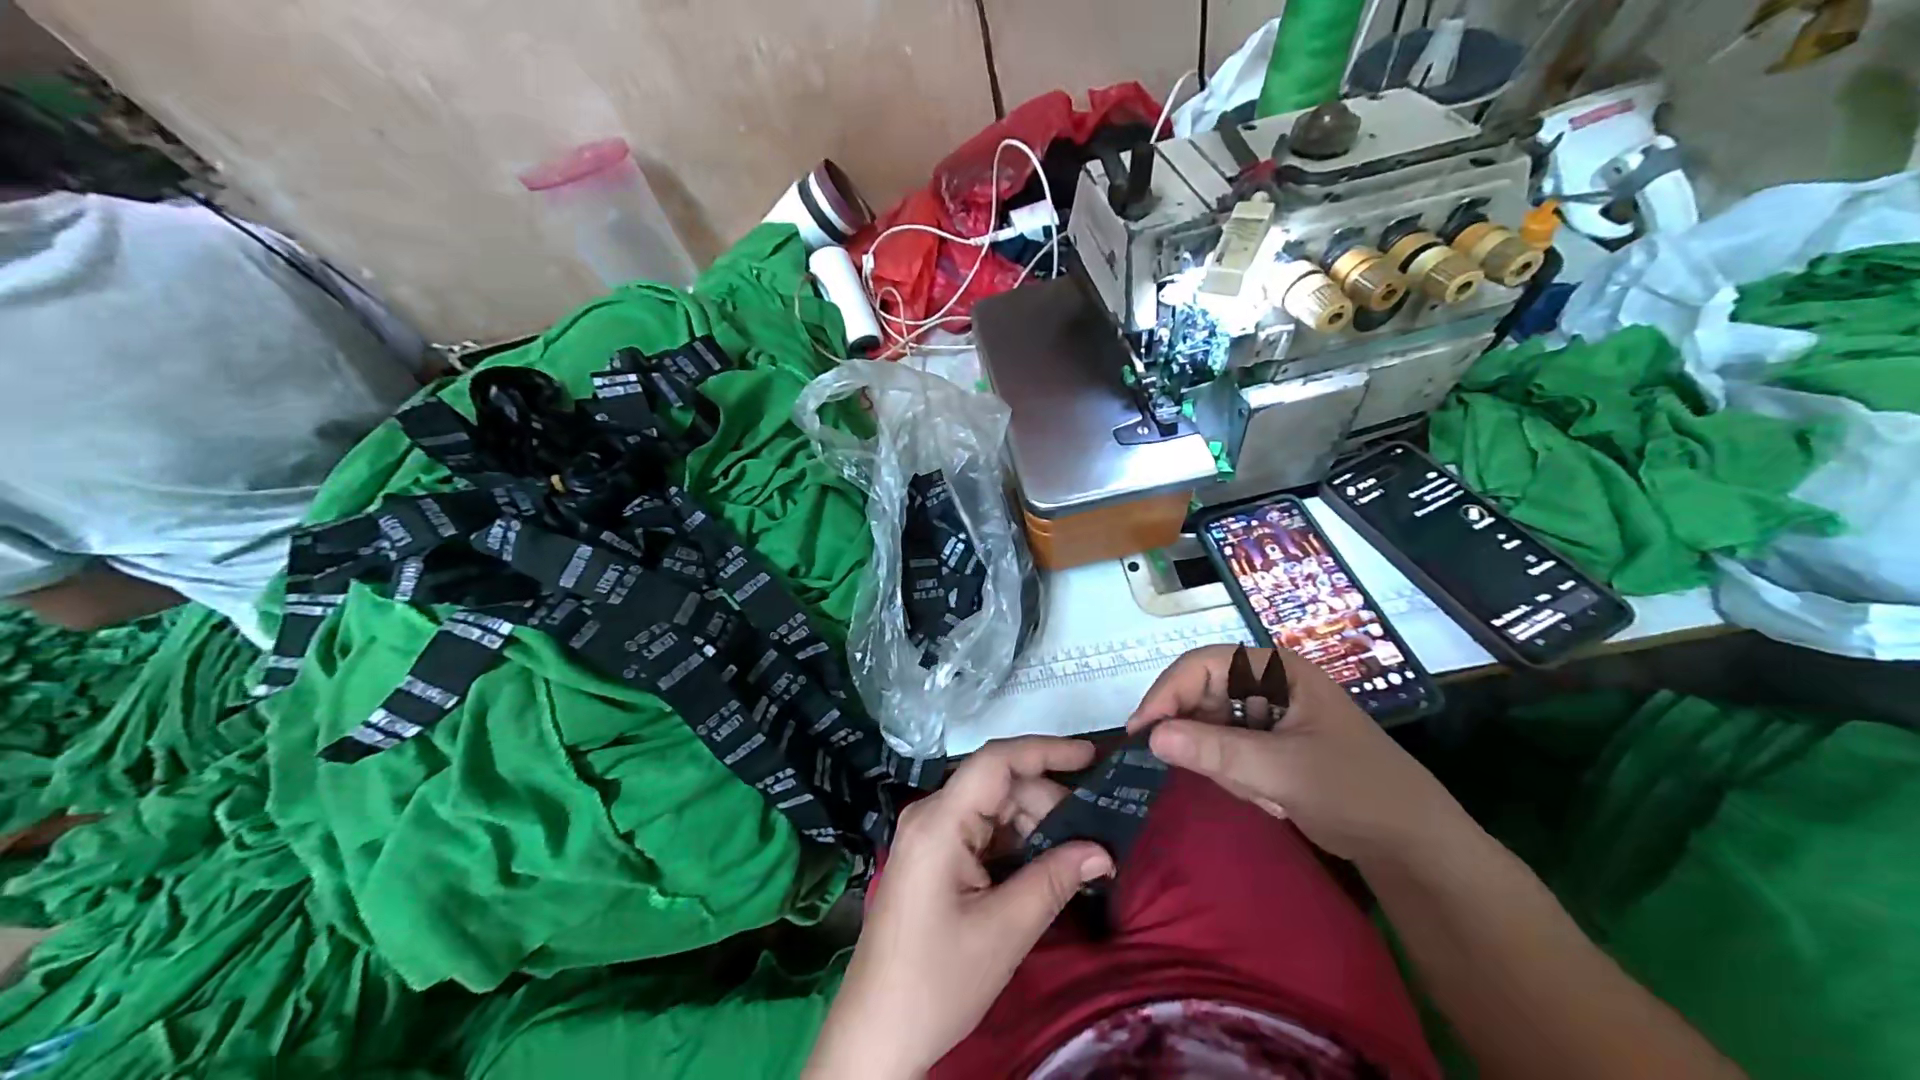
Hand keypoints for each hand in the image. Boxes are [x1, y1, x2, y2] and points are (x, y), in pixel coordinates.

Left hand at [804, 737, 1113, 1078]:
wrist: (876, 1033)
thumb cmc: (937, 981)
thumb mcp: (1005, 930)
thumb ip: (1055, 880)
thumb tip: (1103, 851)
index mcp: (939, 822)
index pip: (996, 761)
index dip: (1046, 750)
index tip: (1092, 756)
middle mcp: (929, 817)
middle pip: (997, 786)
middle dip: (1048, 803)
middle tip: (1092, 838)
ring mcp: (927, 838)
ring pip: (991, 810)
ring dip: (1034, 826)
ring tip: (1074, 857)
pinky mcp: (931, 860)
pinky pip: (979, 834)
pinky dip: (1014, 845)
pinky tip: (1042, 867)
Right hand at [1128, 644, 1468, 866]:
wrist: (1411, 844)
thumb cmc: (1355, 791)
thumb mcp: (1282, 769)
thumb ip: (1215, 750)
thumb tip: (1151, 736)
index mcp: (1277, 670)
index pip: (1202, 664)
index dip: (1167, 692)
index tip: (1142, 731)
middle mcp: (1269, 684)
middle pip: (1202, 694)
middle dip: (1202, 738)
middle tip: (1213, 775)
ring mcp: (1268, 715)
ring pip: (1209, 726)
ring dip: (1222, 763)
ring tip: (1263, 793)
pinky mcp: (1268, 744)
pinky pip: (1225, 750)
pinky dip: (1234, 775)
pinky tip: (1268, 798)